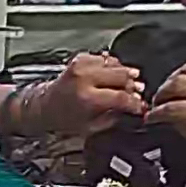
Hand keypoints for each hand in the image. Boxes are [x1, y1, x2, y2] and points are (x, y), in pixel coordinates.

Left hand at [19, 53, 146, 135]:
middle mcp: (84, 78)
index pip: (121, 96)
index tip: (141, 106)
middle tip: (138, 93)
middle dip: (133, 86)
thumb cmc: (62, 119)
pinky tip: (114, 75)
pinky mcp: (80, 58)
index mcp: (87, 98)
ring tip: (130, 83)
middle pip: (121, 75)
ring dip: (125, 74)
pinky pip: (105, 58)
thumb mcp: (89, 128)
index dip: (135, 102)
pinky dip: (112, 66)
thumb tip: (128, 111)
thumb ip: (111, 118)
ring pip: (115, 64)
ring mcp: (82, 65)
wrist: (44, 106)